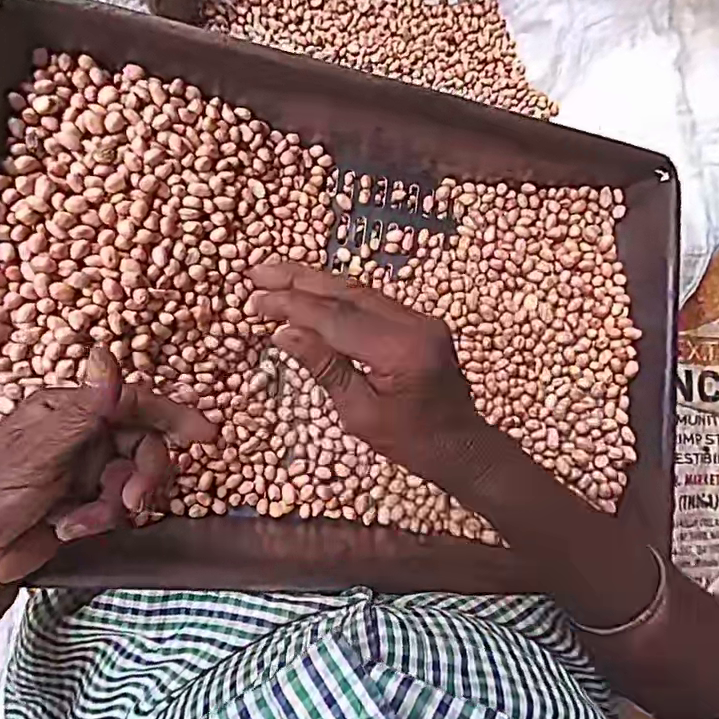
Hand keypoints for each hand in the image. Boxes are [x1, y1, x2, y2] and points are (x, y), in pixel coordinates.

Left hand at [0, 351, 214, 673]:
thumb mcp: (36, 453)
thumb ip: (82, 411)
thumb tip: (108, 358)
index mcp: (65, 410)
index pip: (130, 401)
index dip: (171, 415)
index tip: (205, 435)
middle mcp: (78, 434)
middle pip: (141, 442)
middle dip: (143, 472)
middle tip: (135, 498)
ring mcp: (82, 470)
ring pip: (132, 476)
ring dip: (116, 502)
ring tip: (84, 521)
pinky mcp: (83, 503)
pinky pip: (115, 505)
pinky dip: (100, 519)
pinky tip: (70, 529)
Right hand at [248, 261, 493, 486]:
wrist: (462, 445)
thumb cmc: (412, 442)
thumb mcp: (360, 415)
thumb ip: (325, 368)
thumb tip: (284, 333)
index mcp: (401, 350)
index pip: (336, 318)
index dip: (292, 306)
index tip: (256, 302)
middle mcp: (415, 323)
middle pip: (347, 292)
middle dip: (298, 279)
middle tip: (257, 272)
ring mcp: (420, 319)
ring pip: (358, 290)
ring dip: (314, 282)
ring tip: (275, 276)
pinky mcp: (418, 322)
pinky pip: (370, 301)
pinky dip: (336, 296)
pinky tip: (311, 292)